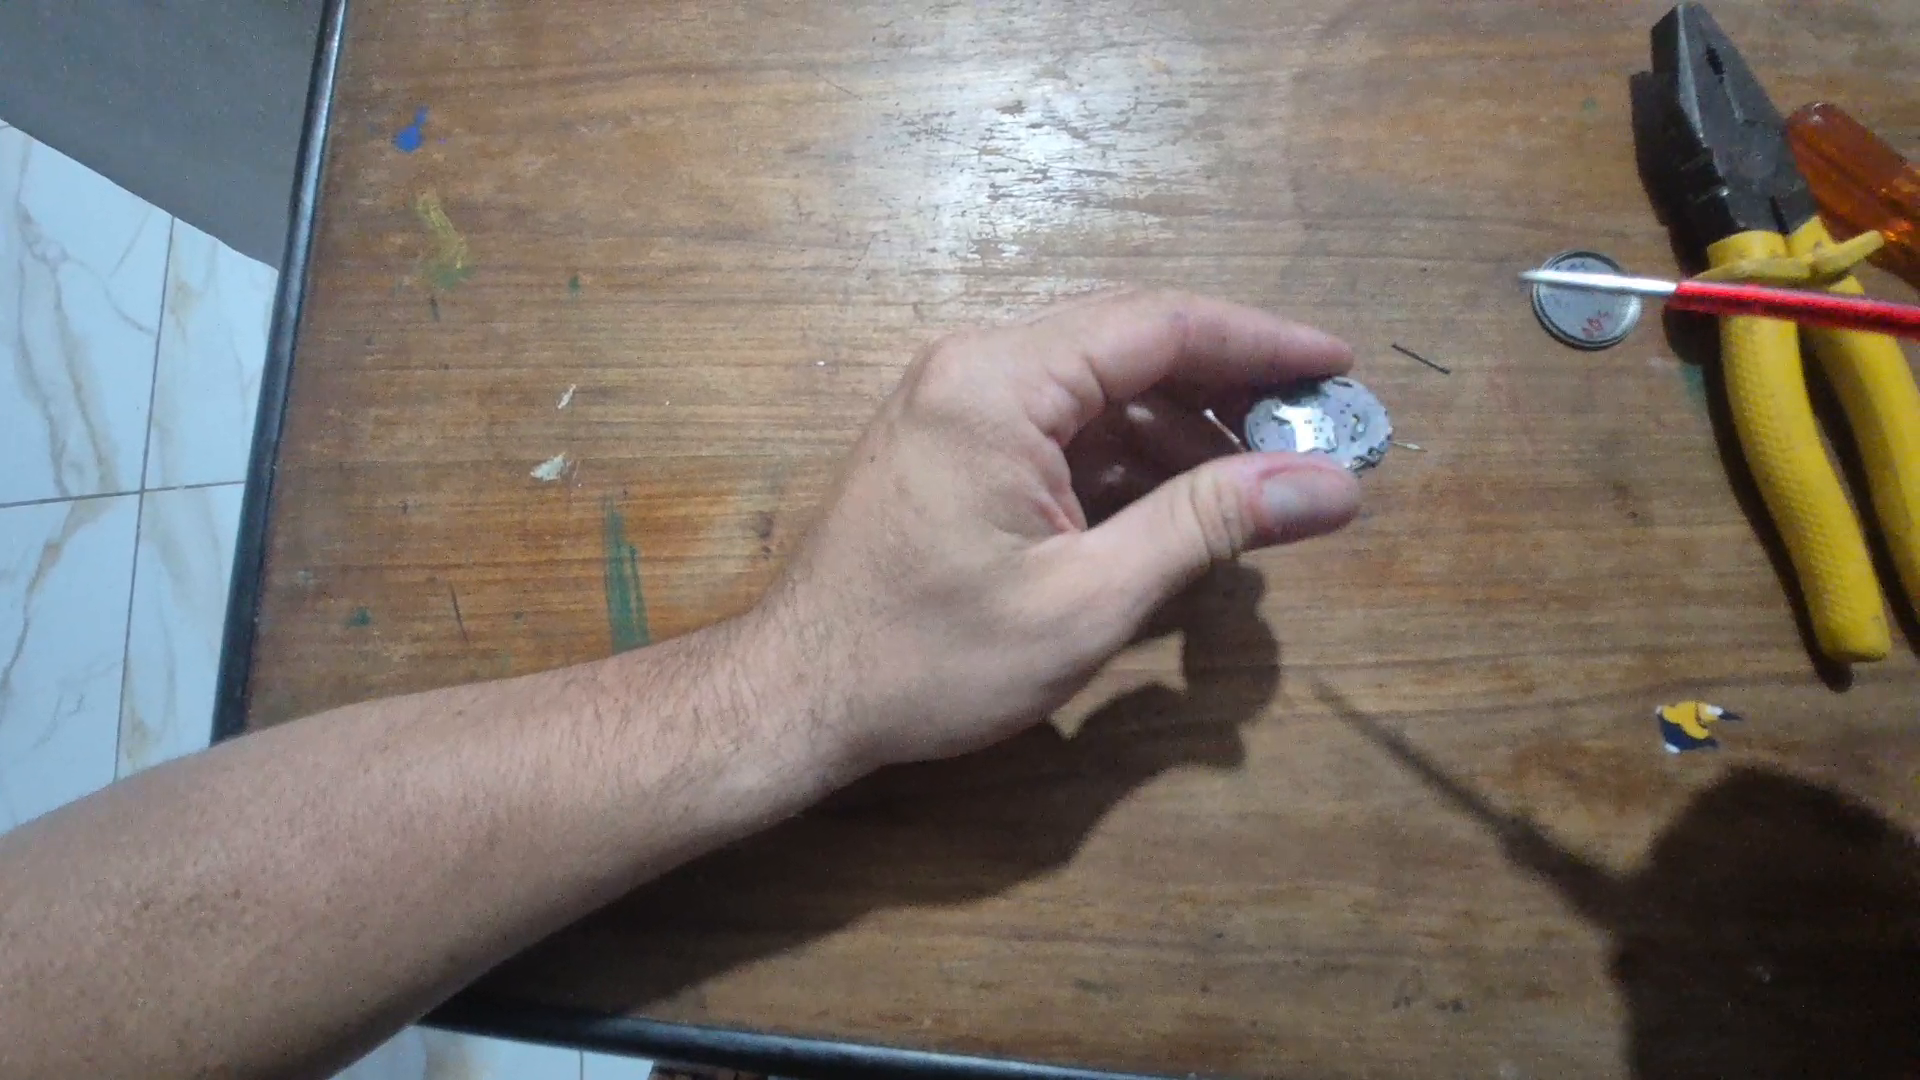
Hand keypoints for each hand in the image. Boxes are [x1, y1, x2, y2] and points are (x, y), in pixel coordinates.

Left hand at [752, 290, 1361, 772]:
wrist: (800, 694)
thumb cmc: (931, 658)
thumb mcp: (1084, 599)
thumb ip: (1206, 526)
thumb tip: (1330, 485)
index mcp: (998, 382)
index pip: (1158, 326)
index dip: (1258, 343)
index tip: (1337, 365)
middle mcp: (972, 368)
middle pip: (1127, 351)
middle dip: (1222, 394)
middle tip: (1307, 442)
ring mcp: (955, 405)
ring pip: (1093, 395)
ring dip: (1174, 435)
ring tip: (1250, 488)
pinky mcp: (951, 447)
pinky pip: (1054, 432)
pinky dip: (1119, 464)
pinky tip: (1167, 507)